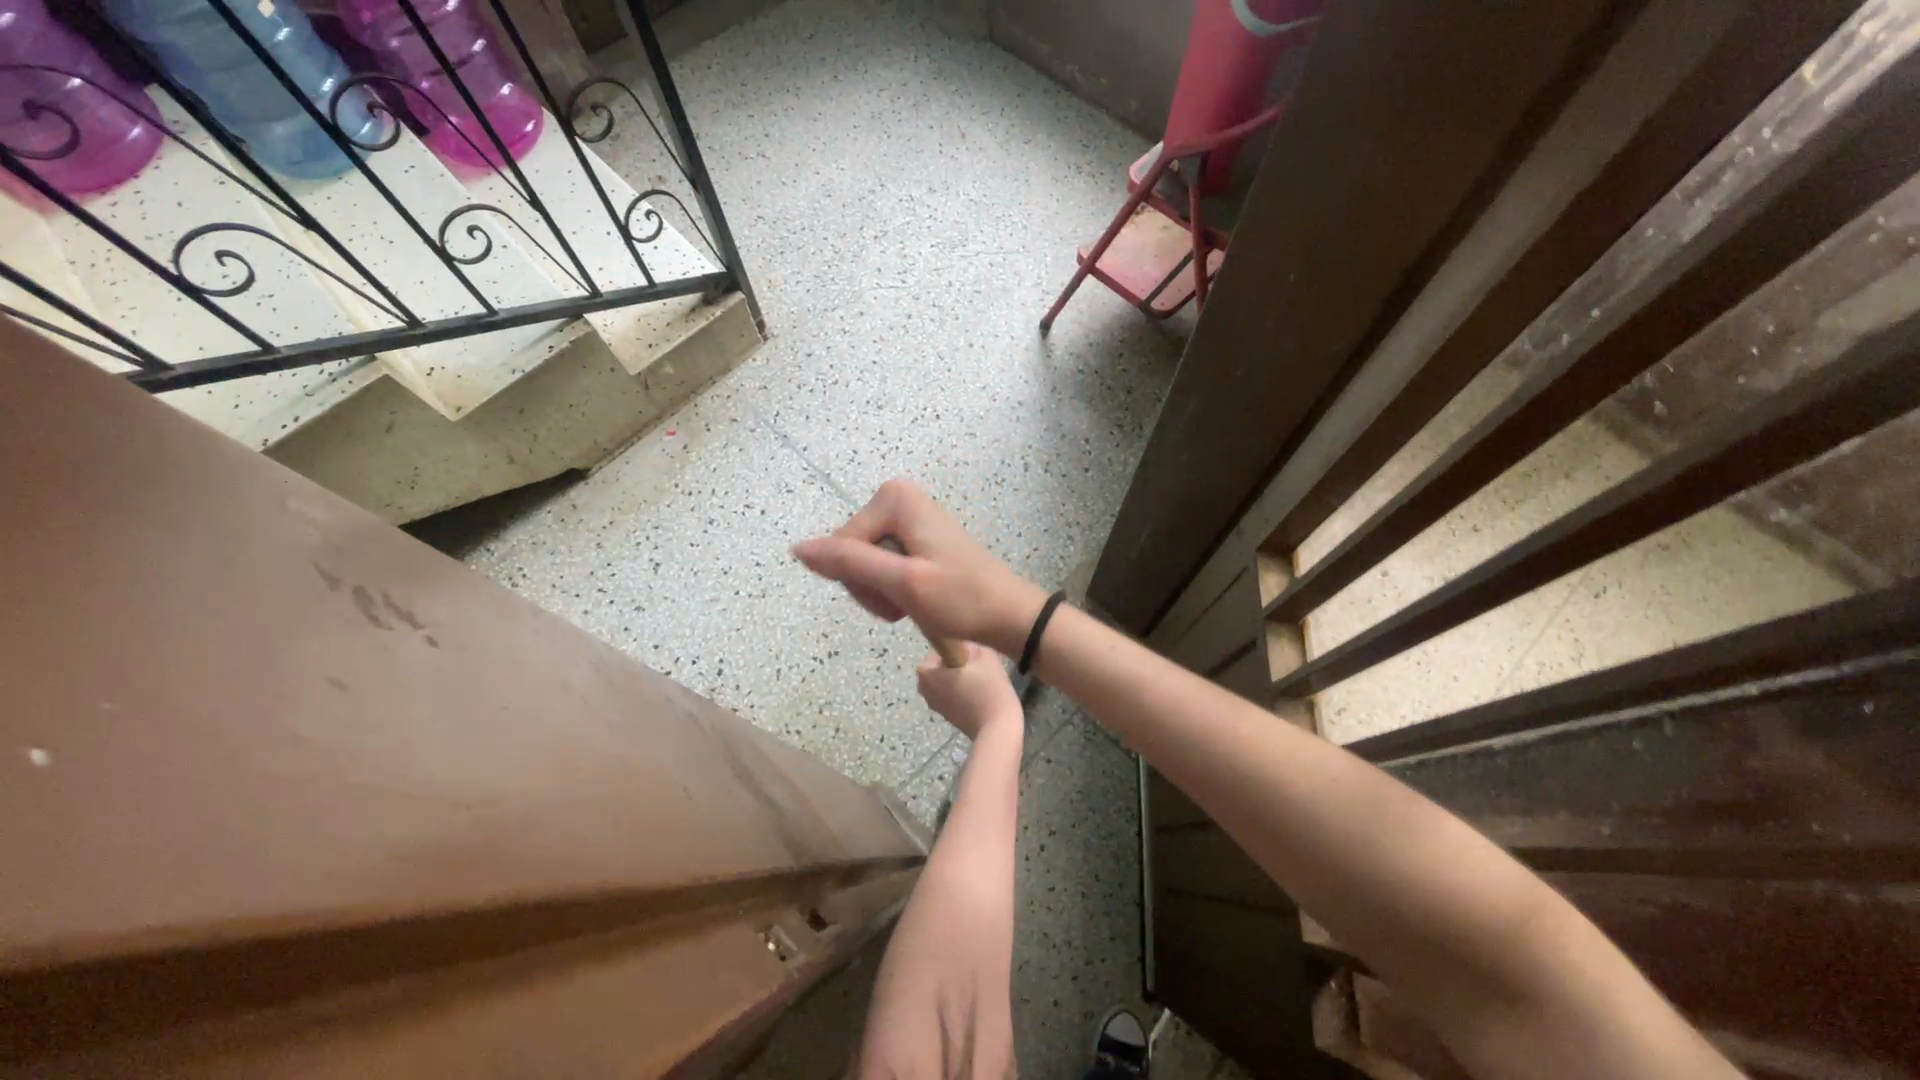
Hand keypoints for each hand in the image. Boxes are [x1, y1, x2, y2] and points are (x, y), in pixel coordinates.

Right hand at [793, 478, 1048, 655]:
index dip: (862, 582)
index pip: (841, 546)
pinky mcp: (914, 537)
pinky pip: (882, 565)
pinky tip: (919, 597)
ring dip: (883, 592)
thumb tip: (799, 548)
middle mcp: (897, 498)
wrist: (1006, 613)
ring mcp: (906, 518)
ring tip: (916, 601)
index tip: (898, 595)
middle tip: (908, 601)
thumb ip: (849, 563)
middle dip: (872, 586)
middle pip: (851, 552)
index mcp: (893, 498)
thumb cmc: (960, 598)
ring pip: (864, 564)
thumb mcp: (902, 583)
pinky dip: (894, 588)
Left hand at [916, 644, 1022, 739]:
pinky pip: (952, 692)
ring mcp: (933, 703)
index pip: (942, 645)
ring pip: (948, 677)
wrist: (997, 728)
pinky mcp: (945, 714)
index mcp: (925, 671)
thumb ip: (969, 641)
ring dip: (963, 675)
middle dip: (961, 661)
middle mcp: (923, 687)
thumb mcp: (983, 654)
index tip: (977, 654)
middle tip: (982, 665)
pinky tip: (981, 692)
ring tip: (984, 679)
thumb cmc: (988, 688)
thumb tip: (965, 642)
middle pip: (944, 662)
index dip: (962, 647)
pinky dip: (963, 689)